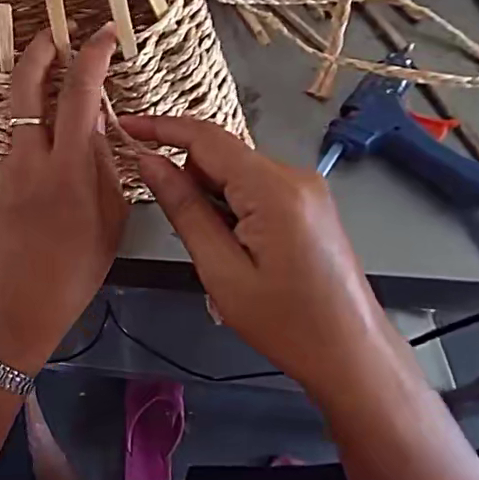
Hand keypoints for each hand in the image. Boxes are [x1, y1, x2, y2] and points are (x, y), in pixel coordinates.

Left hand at [0, 25, 128, 372]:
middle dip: (40, 49)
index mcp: (66, 168)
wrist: (16, 305)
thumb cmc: (76, 270)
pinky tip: (50, 169)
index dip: (92, 55)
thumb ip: (102, 162)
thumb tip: (94, 121)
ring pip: (20, 115)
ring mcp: (2, 167)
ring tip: (64, 99)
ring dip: (39, 94)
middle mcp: (28, 158)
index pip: (78, 93)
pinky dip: (37, 140)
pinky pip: (18, 146)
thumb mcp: (109, 217)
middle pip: (25, 85)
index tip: (105, 33)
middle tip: (58, 33)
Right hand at [120, 115, 397, 399]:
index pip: (205, 137)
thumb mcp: (221, 270)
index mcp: (272, 188)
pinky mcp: (309, 201)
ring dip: (212, 198)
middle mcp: (294, 175)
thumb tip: (149, 162)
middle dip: (188, 179)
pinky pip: (256, 186)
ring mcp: (306, 187)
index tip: (125, 125)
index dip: (160, 126)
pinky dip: (233, 205)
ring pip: (236, 172)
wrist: (353, 355)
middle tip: (179, 228)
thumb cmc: (286, 323)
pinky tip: (238, 247)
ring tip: (220, 252)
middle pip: (221, 154)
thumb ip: (183, 208)